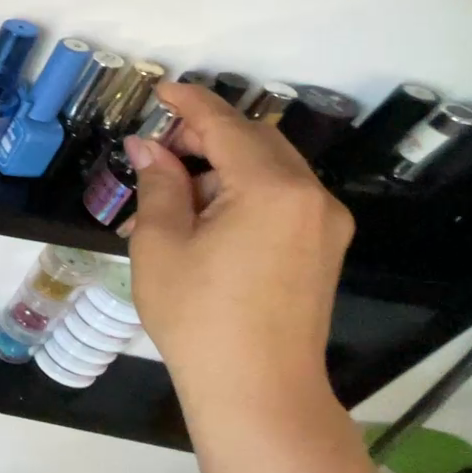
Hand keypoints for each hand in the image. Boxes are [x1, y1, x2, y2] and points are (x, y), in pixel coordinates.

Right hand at [126, 82, 354, 400]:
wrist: (255, 382)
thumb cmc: (196, 310)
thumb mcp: (160, 241)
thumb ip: (160, 184)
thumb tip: (149, 149)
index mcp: (272, 189)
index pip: (229, 128)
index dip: (191, 105)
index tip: (161, 90)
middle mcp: (311, 198)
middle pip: (258, 142)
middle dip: (206, 134)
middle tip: (155, 148)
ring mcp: (323, 224)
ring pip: (270, 170)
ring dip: (220, 165)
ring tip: (167, 191)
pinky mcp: (321, 247)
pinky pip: (280, 198)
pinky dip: (239, 191)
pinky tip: (199, 213)